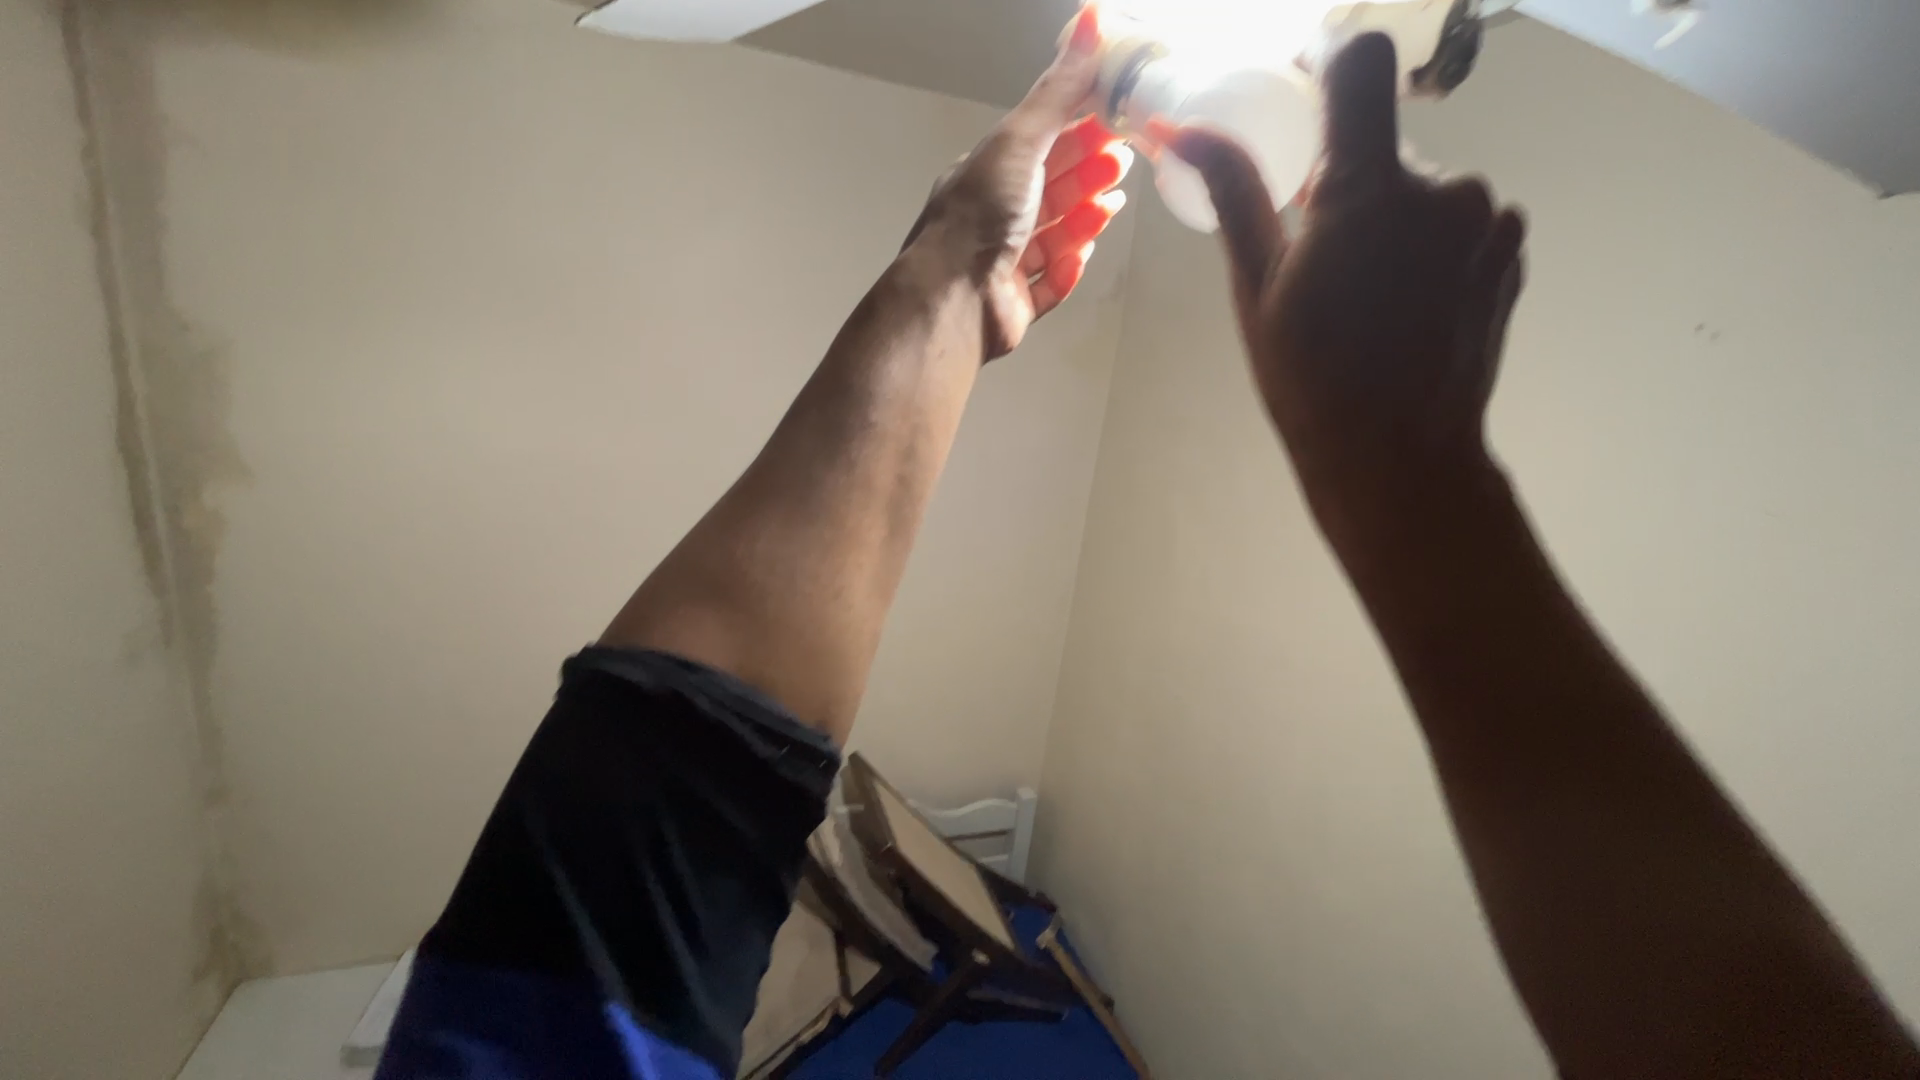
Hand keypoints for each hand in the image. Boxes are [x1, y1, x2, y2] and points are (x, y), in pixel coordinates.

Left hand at [903, 6, 1132, 358]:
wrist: (952, 299)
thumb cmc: (981, 215)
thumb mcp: (1018, 142)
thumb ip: (1057, 92)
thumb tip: (1091, 16)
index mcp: (985, 175)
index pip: (1038, 146)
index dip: (1077, 131)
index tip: (1115, 120)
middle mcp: (992, 217)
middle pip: (1048, 191)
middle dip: (1087, 173)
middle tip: (1124, 160)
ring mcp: (1003, 264)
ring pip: (1052, 237)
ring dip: (1083, 218)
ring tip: (1114, 203)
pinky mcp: (1015, 304)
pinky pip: (1049, 282)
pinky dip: (1068, 267)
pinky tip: (1087, 251)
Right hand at [1171, 33, 1526, 511]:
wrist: (1398, 454)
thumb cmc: (1310, 379)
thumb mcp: (1257, 289)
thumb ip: (1237, 195)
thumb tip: (1186, 131)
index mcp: (1368, 191)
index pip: (1359, 62)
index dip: (1327, 59)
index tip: (1302, 87)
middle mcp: (1443, 185)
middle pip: (1383, 143)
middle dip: (1347, 180)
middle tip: (1316, 256)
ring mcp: (1488, 217)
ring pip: (1421, 187)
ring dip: (1388, 216)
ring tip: (1363, 293)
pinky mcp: (1511, 248)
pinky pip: (1458, 219)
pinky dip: (1426, 242)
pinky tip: (1404, 303)